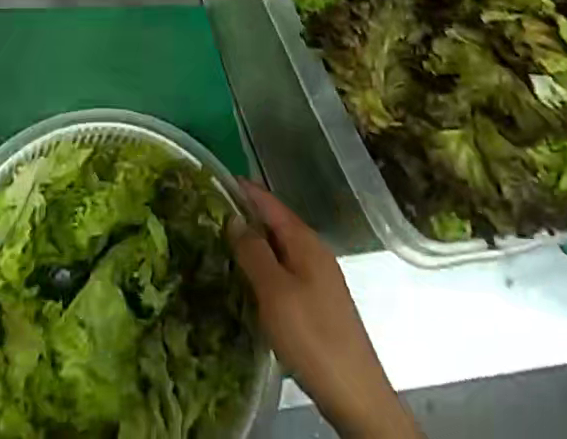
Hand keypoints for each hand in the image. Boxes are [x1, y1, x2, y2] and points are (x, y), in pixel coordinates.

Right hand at [228, 181, 420, 438]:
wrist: (352, 387)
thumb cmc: (311, 335)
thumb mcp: (275, 292)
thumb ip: (255, 254)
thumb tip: (235, 219)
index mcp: (306, 243)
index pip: (273, 206)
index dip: (249, 192)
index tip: (222, 179)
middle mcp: (315, 252)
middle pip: (279, 224)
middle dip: (250, 215)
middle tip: (214, 212)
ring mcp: (319, 278)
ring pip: (282, 249)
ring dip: (257, 242)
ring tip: (225, 242)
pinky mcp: (318, 302)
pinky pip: (287, 270)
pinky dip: (266, 266)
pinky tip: (251, 280)